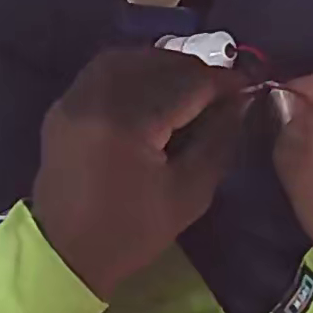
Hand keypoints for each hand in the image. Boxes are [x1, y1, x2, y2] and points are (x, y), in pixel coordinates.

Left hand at [33, 47, 247, 297]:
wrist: (65, 254)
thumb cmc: (130, 233)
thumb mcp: (189, 194)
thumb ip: (219, 140)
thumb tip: (241, 102)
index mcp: (127, 122)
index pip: (186, 83)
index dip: (224, 82)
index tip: (250, 87)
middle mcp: (95, 98)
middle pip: (155, 62)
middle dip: (195, 70)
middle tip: (223, 90)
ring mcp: (73, 99)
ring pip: (127, 58)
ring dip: (164, 65)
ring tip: (190, 86)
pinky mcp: (63, 106)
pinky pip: (103, 71)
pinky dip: (134, 71)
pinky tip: (154, 90)